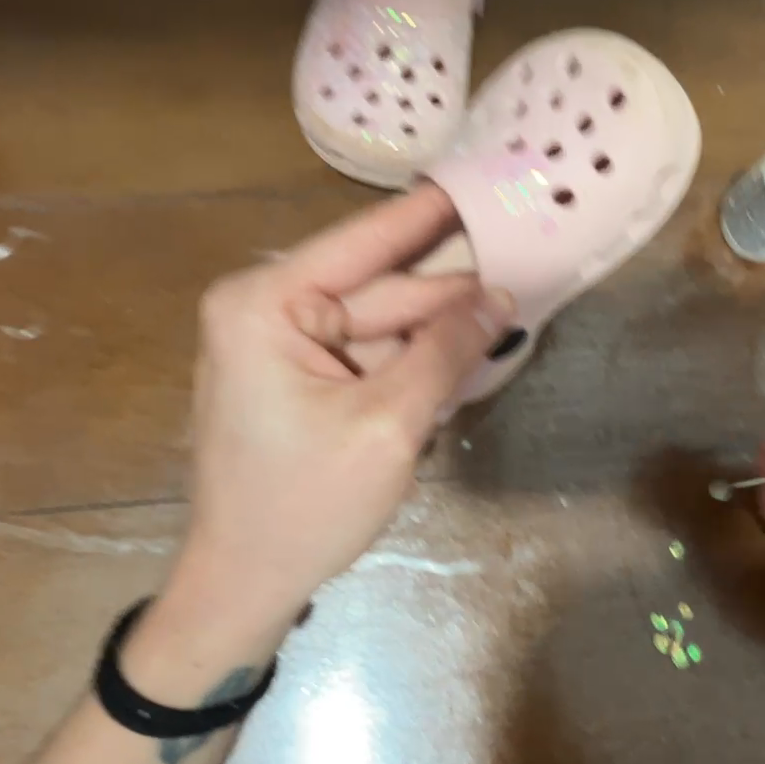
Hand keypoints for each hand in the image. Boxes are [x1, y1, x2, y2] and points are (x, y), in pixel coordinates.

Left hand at [167, 185, 511, 627]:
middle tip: (521, 264)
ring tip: (506, 313)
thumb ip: (445, 350)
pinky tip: (463, 357)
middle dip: (447, 292)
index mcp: (265, 303)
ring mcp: (280, 344)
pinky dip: (412, 361)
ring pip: (379, 323)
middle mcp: (266, 309)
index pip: (364, 242)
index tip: (475, 176)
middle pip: (378, 288)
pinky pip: (368, 353)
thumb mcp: (388, 423)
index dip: (428, 213)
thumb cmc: (304, 506)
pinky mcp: (297, 377)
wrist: (243, 588)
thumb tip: (500, 295)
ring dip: (436, 332)